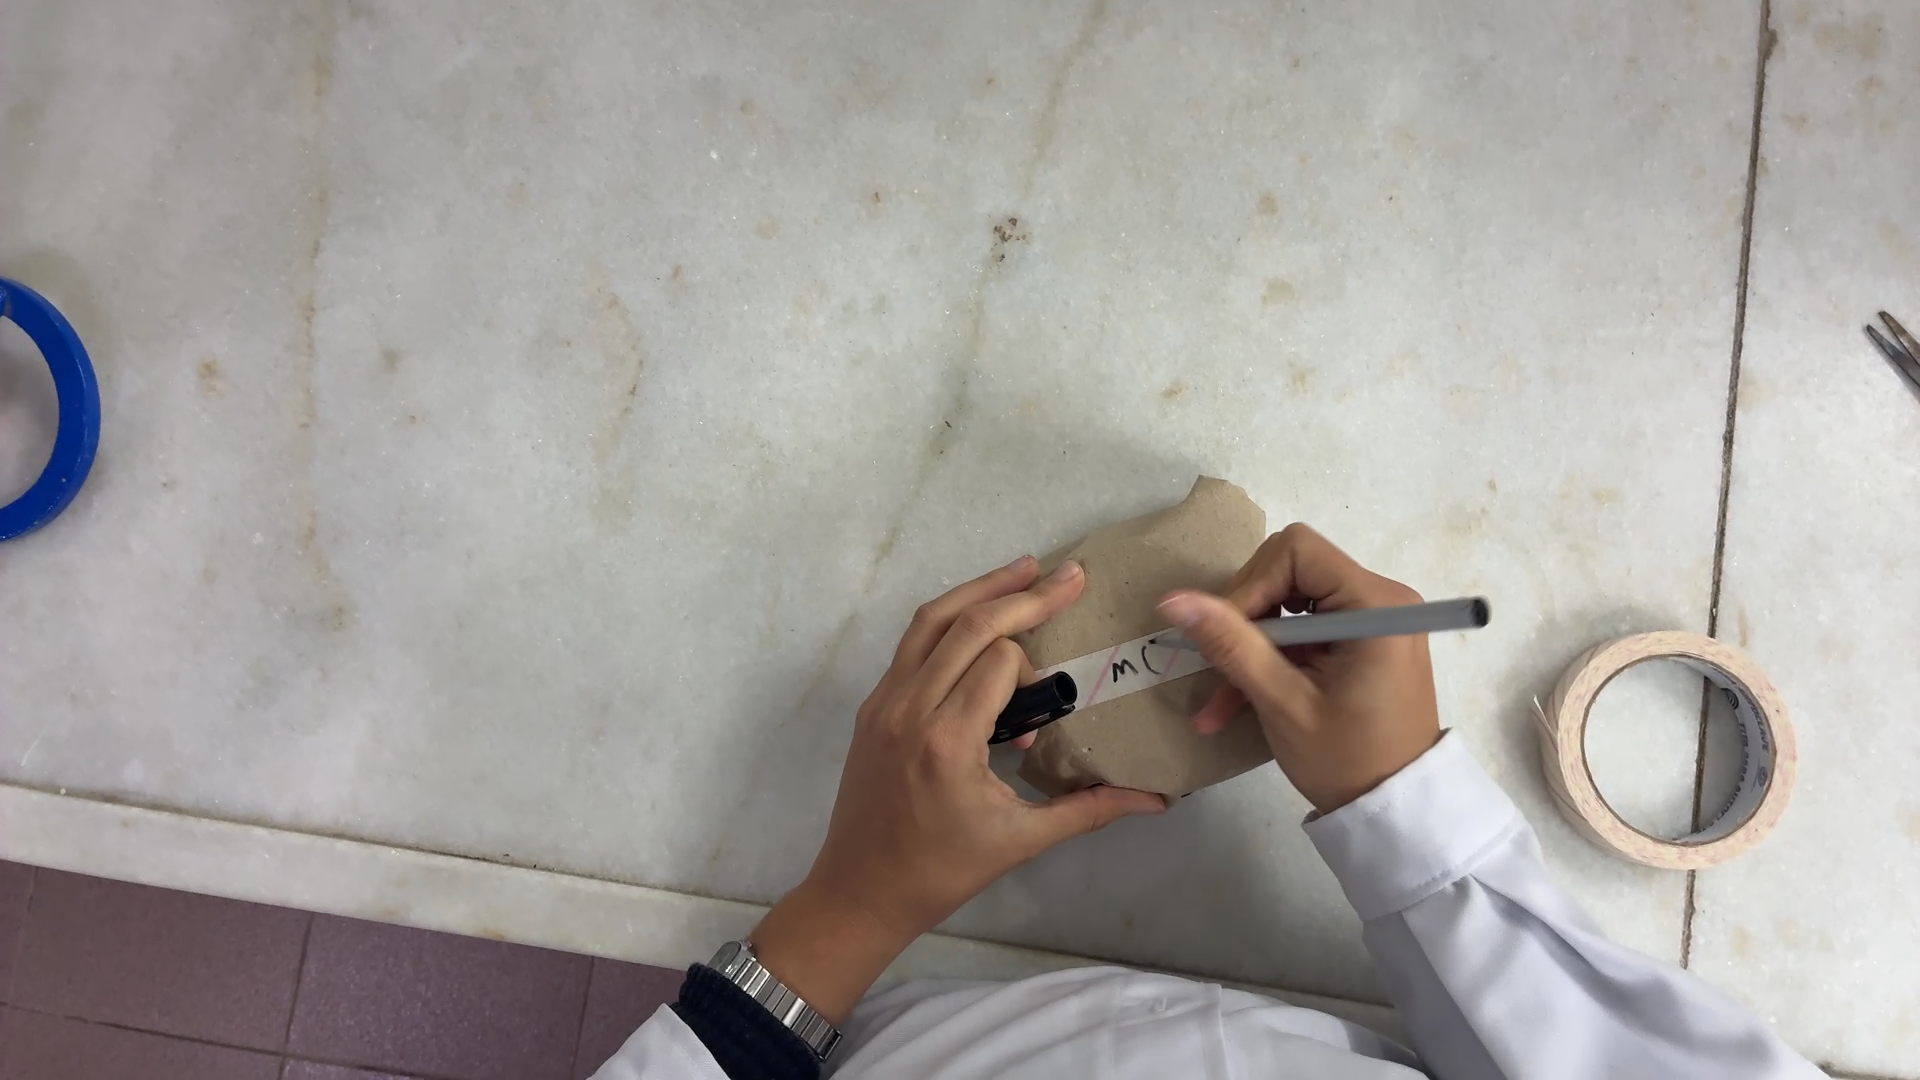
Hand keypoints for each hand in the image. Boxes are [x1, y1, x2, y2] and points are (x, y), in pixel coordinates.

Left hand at [750, 556, 1166, 1023]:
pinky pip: (913, 642)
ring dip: (980, 588)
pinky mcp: (873, 702)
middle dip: (1023, 594)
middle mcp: (910, 706)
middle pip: (969, 624)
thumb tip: (1156, 797)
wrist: (858, 890)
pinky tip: (978, 612)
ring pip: (932, 619)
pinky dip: (949, 617)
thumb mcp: (1019, 841)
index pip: (999, 662)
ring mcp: (884, 699)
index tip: (1042, 704)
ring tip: (1024, 568)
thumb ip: (1089, 809)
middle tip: (1069, 574)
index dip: (1032, 670)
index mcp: (947, 741)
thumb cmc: (940, 871)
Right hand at [1156, 524, 1440, 813]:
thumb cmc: (1347, 760)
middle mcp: (1378, 599)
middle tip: (1224, 665)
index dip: (1251, 584)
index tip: (1231, 636)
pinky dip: (1265, 658)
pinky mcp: (1355, 640)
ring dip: (1246, 644)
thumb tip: (1172, 600)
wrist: (1395, 814)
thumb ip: (1229, 643)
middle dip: (1244, 616)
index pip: (1295, 551)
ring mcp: (1367, 619)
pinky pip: (1296, 629)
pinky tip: (1233, 703)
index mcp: (1374, 605)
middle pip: (1285, 571)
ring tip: (1220, 697)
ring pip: (1283, 601)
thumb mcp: (1280, 701)